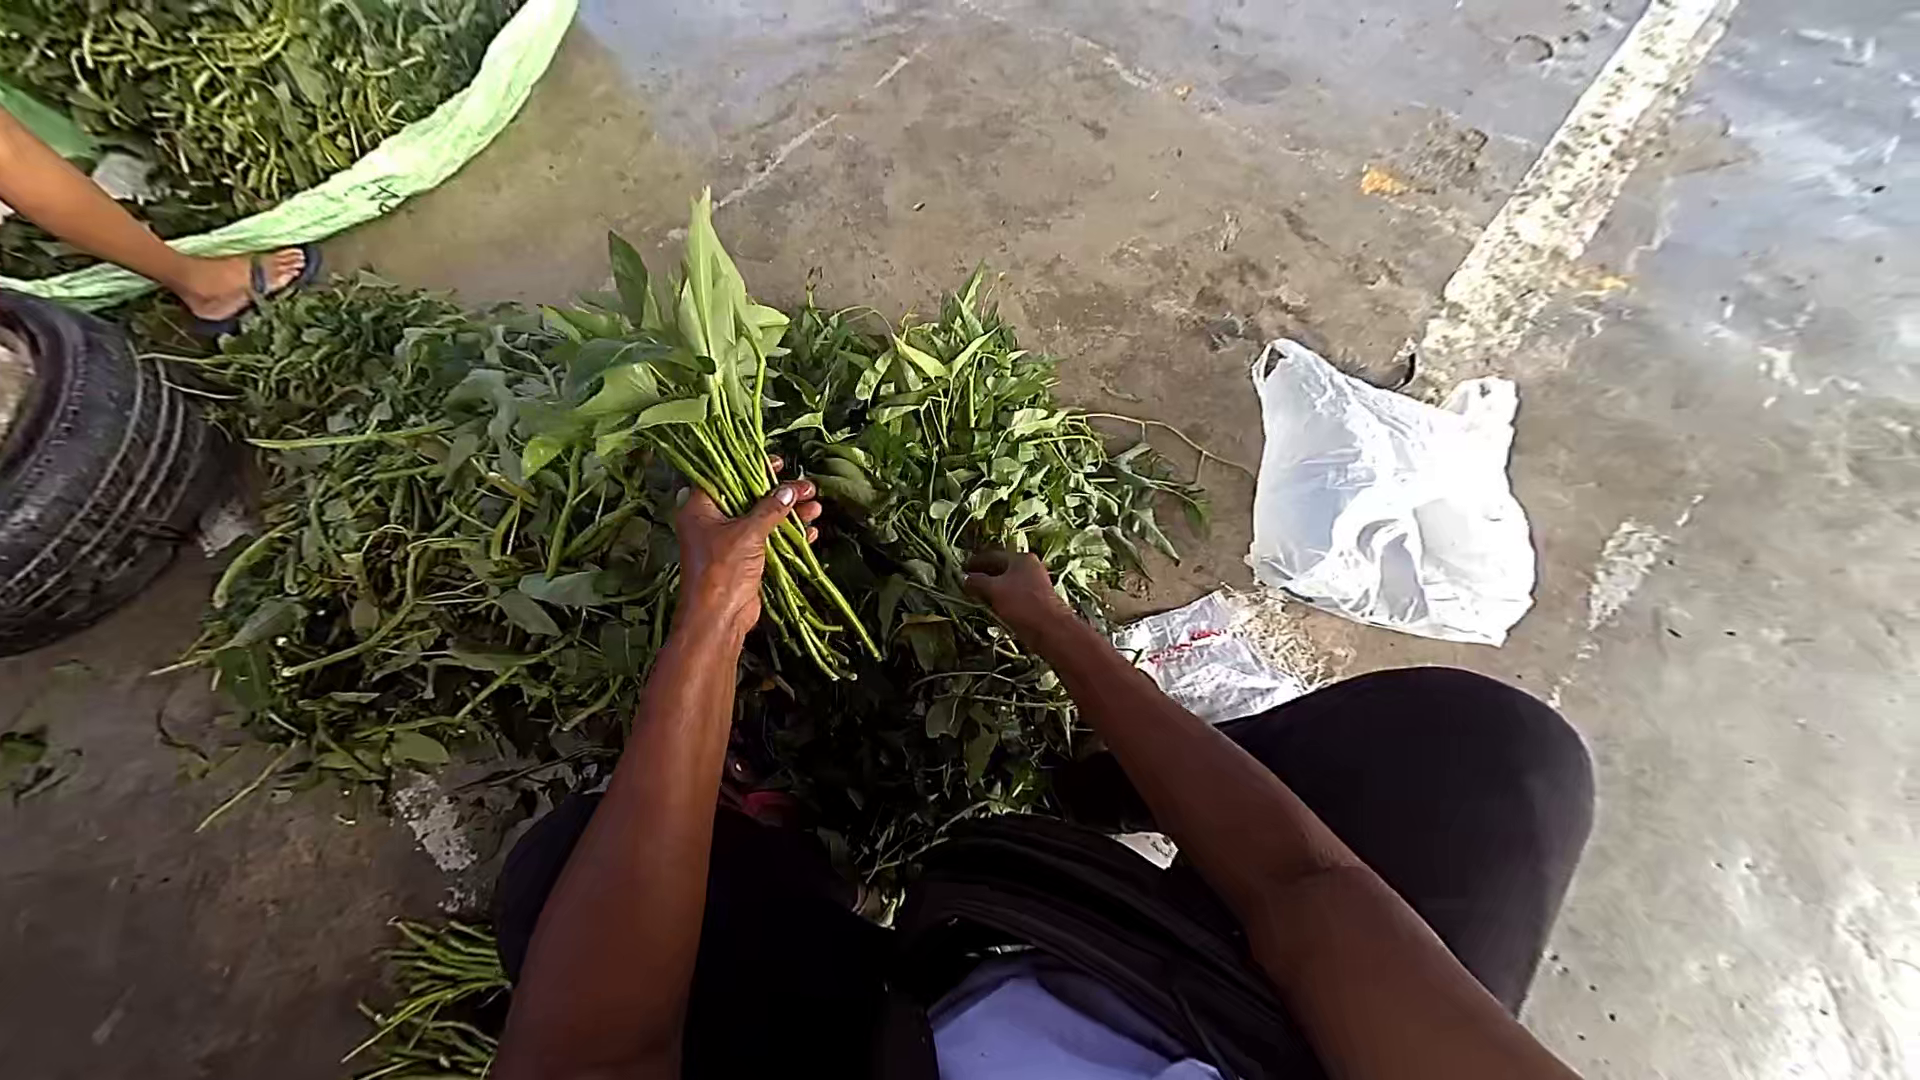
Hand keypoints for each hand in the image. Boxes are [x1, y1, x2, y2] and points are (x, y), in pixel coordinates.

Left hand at [673, 458, 821, 638]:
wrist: (719, 617)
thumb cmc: (722, 570)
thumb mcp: (747, 533)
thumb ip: (770, 509)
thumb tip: (789, 490)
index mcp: (700, 508)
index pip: (727, 475)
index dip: (752, 466)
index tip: (778, 462)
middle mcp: (713, 521)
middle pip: (750, 497)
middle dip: (781, 493)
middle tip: (806, 487)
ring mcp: (730, 540)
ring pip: (764, 519)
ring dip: (790, 514)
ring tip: (815, 507)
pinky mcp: (745, 558)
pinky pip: (769, 539)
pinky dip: (789, 535)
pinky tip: (810, 531)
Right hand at [963, 551, 1074, 636]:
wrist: (1050, 630)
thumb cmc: (1022, 604)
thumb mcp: (994, 589)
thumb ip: (977, 582)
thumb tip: (965, 579)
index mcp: (1021, 559)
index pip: (992, 555)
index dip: (975, 562)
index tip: (961, 568)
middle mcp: (1030, 568)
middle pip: (1000, 569)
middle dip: (982, 576)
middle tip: (966, 582)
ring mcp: (1034, 585)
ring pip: (1007, 583)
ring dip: (991, 589)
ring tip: (974, 596)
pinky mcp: (1035, 601)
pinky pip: (1013, 596)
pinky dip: (1000, 599)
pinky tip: (990, 607)